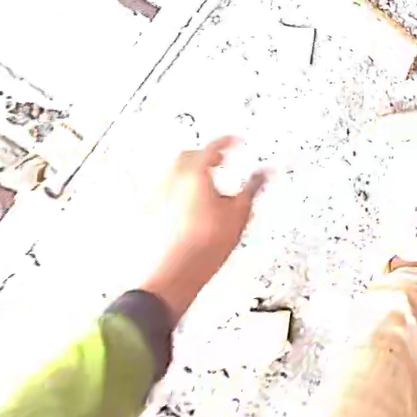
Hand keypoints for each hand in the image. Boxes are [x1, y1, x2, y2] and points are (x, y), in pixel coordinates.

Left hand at [140, 137, 266, 320]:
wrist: (176, 274)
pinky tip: (188, 202)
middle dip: (205, 154)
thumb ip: (254, 186)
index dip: (228, 142)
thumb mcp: (241, 210)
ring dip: (190, 171)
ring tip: (207, 180)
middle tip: (222, 159)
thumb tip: (266, 171)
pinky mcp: (150, 217)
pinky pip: (163, 193)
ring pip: (172, 174)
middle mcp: (172, 183)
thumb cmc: (208, 242)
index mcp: (195, 175)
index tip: (238, 142)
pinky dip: (178, 189)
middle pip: (186, 157)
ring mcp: (158, 200)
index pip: (212, 147)